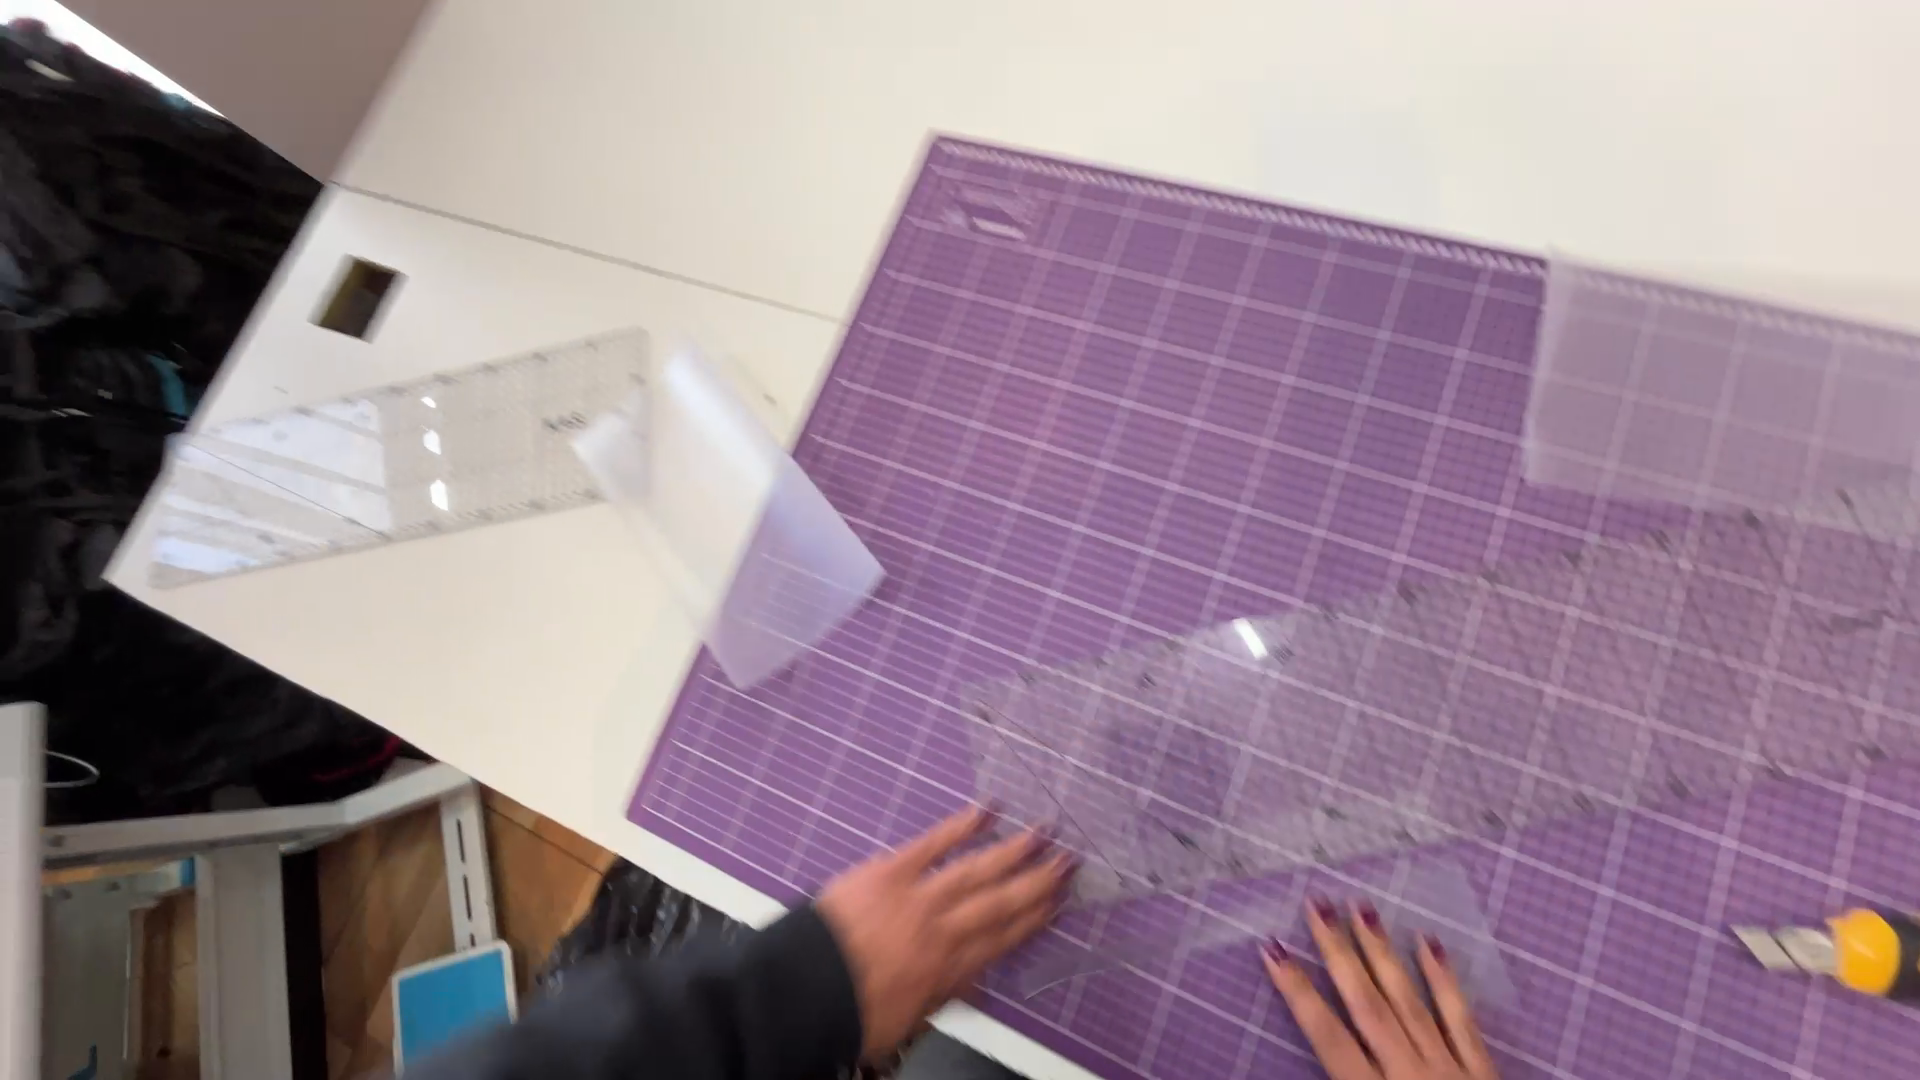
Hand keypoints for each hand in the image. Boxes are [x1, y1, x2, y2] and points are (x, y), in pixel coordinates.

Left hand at [816, 807, 1071, 1059]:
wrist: (799, 989)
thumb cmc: (849, 1009)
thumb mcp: (906, 1020)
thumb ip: (945, 993)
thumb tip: (977, 979)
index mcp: (946, 971)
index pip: (1002, 941)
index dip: (1034, 920)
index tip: (1058, 903)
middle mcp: (942, 931)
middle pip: (1000, 903)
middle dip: (1037, 883)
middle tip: (1068, 862)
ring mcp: (918, 896)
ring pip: (976, 871)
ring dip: (1012, 852)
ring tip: (1042, 833)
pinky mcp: (892, 869)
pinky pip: (934, 843)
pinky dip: (962, 825)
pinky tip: (987, 810)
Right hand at [1260, 898, 1496, 1079]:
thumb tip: (1281, 1075)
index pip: (1327, 1036)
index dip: (1297, 991)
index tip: (1272, 947)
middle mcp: (1409, 1076)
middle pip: (1366, 1004)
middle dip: (1338, 952)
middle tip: (1317, 903)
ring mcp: (1450, 1072)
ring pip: (1408, 1001)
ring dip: (1381, 952)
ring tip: (1362, 906)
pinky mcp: (1485, 1077)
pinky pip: (1461, 1021)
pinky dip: (1444, 981)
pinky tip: (1430, 942)